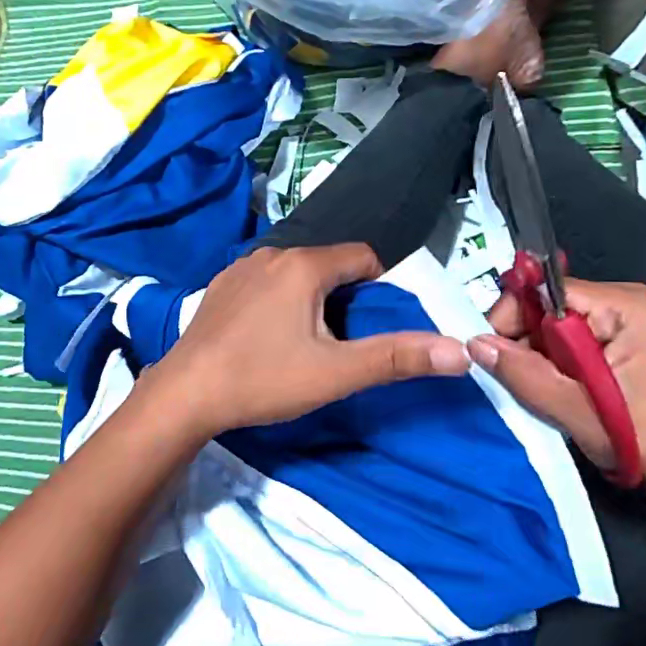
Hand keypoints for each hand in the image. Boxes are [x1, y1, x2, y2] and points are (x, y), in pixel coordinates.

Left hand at [153, 244, 470, 436]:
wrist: (186, 392)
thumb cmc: (263, 379)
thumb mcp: (335, 373)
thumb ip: (396, 358)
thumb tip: (459, 350)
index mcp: (304, 265)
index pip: (363, 257)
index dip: (378, 288)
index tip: (370, 326)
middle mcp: (272, 253)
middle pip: (329, 264)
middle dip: (343, 296)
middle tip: (337, 342)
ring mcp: (241, 266)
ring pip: (295, 273)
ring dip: (310, 299)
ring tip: (301, 342)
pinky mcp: (220, 284)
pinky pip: (265, 281)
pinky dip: (277, 300)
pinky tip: (265, 336)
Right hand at [467, 279, 645, 494]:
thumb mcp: (586, 414)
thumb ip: (529, 377)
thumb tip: (474, 344)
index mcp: (623, 305)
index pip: (543, 291)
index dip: (512, 319)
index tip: (490, 356)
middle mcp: (617, 305)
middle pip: (542, 309)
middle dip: (521, 345)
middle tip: (517, 385)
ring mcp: (614, 327)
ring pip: (546, 331)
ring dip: (534, 363)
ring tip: (540, 397)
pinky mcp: (608, 348)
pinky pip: (559, 347)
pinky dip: (547, 371)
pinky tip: (554, 397)